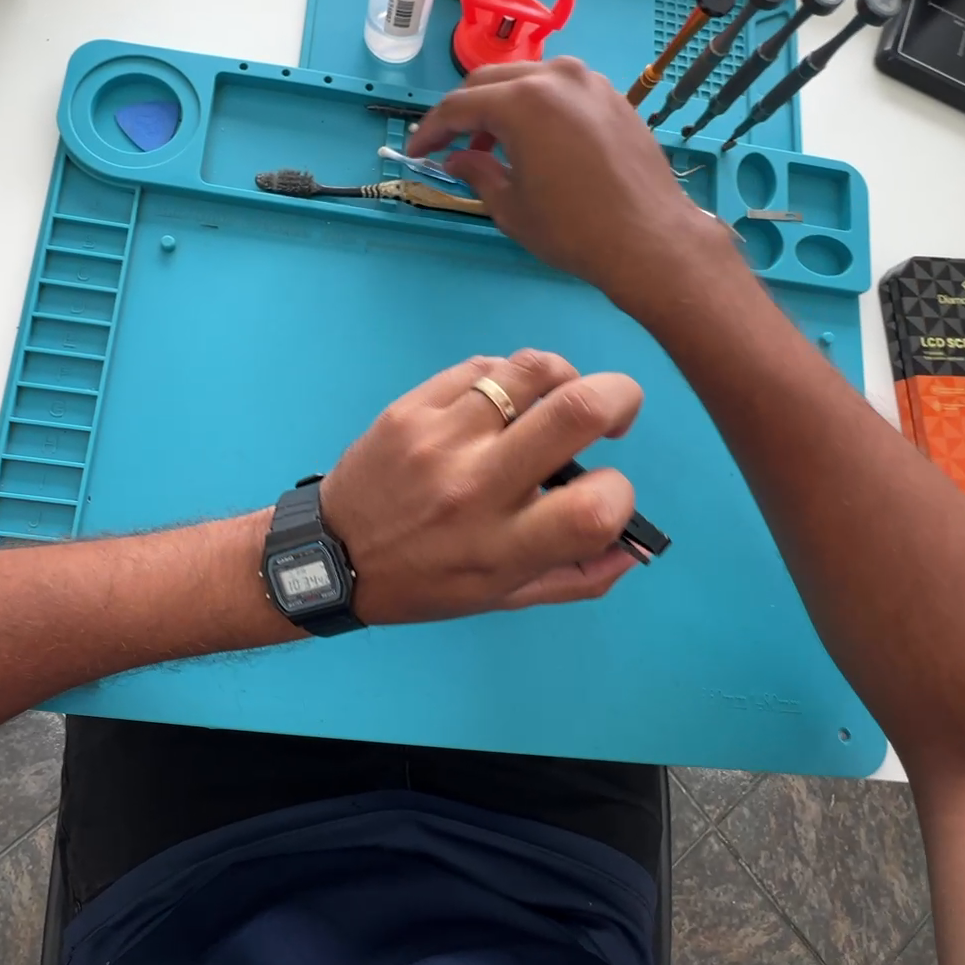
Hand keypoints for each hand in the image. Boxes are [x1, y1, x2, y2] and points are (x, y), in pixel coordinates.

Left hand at [318, 349, 643, 624]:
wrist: (331, 554)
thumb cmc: (423, 582)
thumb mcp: (502, 598)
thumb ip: (575, 578)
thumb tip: (633, 545)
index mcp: (503, 548)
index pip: (599, 505)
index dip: (621, 492)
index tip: (601, 492)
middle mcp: (476, 487)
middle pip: (577, 410)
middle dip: (620, 397)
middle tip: (615, 413)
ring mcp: (440, 439)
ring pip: (531, 370)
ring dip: (565, 377)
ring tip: (557, 399)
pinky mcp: (410, 408)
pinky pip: (481, 365)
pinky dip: (508, 376)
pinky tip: (503, 400)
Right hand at [404, 57, 737, 315]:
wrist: (646, 238)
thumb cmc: (570, 229)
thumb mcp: (511, 207)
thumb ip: (477, 173)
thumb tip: (456, 159)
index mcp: (522, 101)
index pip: (459, 106)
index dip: (431, 130)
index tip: (415, 152)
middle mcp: (555, 75)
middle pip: (490, 82)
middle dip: (462, 112)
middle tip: (446, 144)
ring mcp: (589, 81)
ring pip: (527, 80)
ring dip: (499, 107)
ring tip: (489, 146)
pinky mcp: (612, 95)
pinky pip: (559, 90)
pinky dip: (535, 108)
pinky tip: (532, 141)